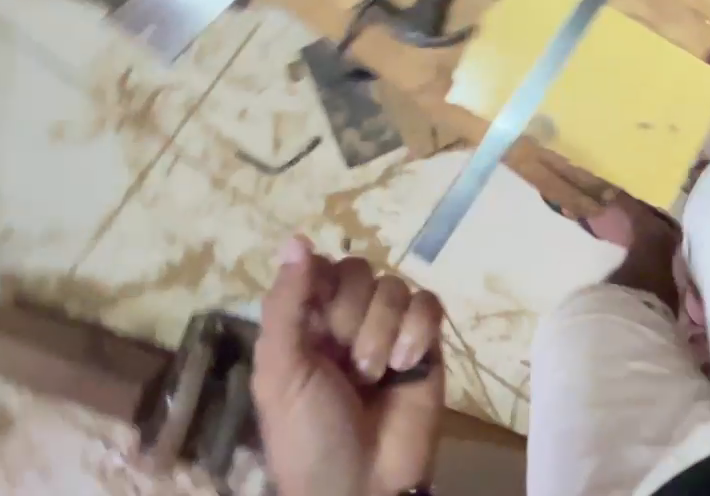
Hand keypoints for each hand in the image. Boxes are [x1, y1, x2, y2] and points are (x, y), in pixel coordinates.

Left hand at [254, 238, 444, 495]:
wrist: (363, 487)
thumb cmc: (308, 434)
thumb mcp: (280, 372)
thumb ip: (287, 304)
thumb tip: (296, 238)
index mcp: (308, 321)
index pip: (321, 266)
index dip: (323, 285)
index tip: (318, 319)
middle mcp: (349, 316)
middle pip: (360, 270)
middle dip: (352, 318)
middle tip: (345, 363)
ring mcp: (391, 326)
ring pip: (395, 286)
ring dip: (382, 333)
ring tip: (373, 377)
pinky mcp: (427, 339)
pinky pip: (428, 303)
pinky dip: (417, 332)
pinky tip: (406, 365)